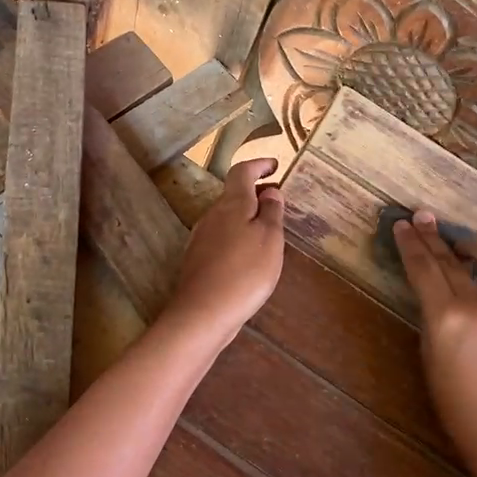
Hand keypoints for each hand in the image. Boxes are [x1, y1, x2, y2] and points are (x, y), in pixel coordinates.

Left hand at [171, 158, 285, 329]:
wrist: (203, 313)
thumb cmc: (244, 272)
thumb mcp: (269, 240)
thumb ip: (271, 212)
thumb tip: (270, 191)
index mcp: (231, 204)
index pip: (242, 172)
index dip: (258, 164)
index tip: (274, 164)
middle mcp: (212, 215)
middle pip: (233, 194)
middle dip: (255, 192)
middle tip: (277, 198)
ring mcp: (201, 238)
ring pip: (227, 216)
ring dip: (247, 214)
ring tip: (268, 226)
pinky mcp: (199, 260)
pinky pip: (222, 236)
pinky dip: (238, 234)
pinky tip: (249, 253)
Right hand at [393, 211, 476, 471]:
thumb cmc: (456, 403)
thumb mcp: (430, 354)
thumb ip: (432, 315)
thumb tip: (434, 286)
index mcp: (445, 316)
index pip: (423, 267)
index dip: (410, 243)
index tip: (403, 225)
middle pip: (452, 259)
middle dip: (434, 236)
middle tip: (422, 218)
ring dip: (476, 249)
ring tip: (465, 250)